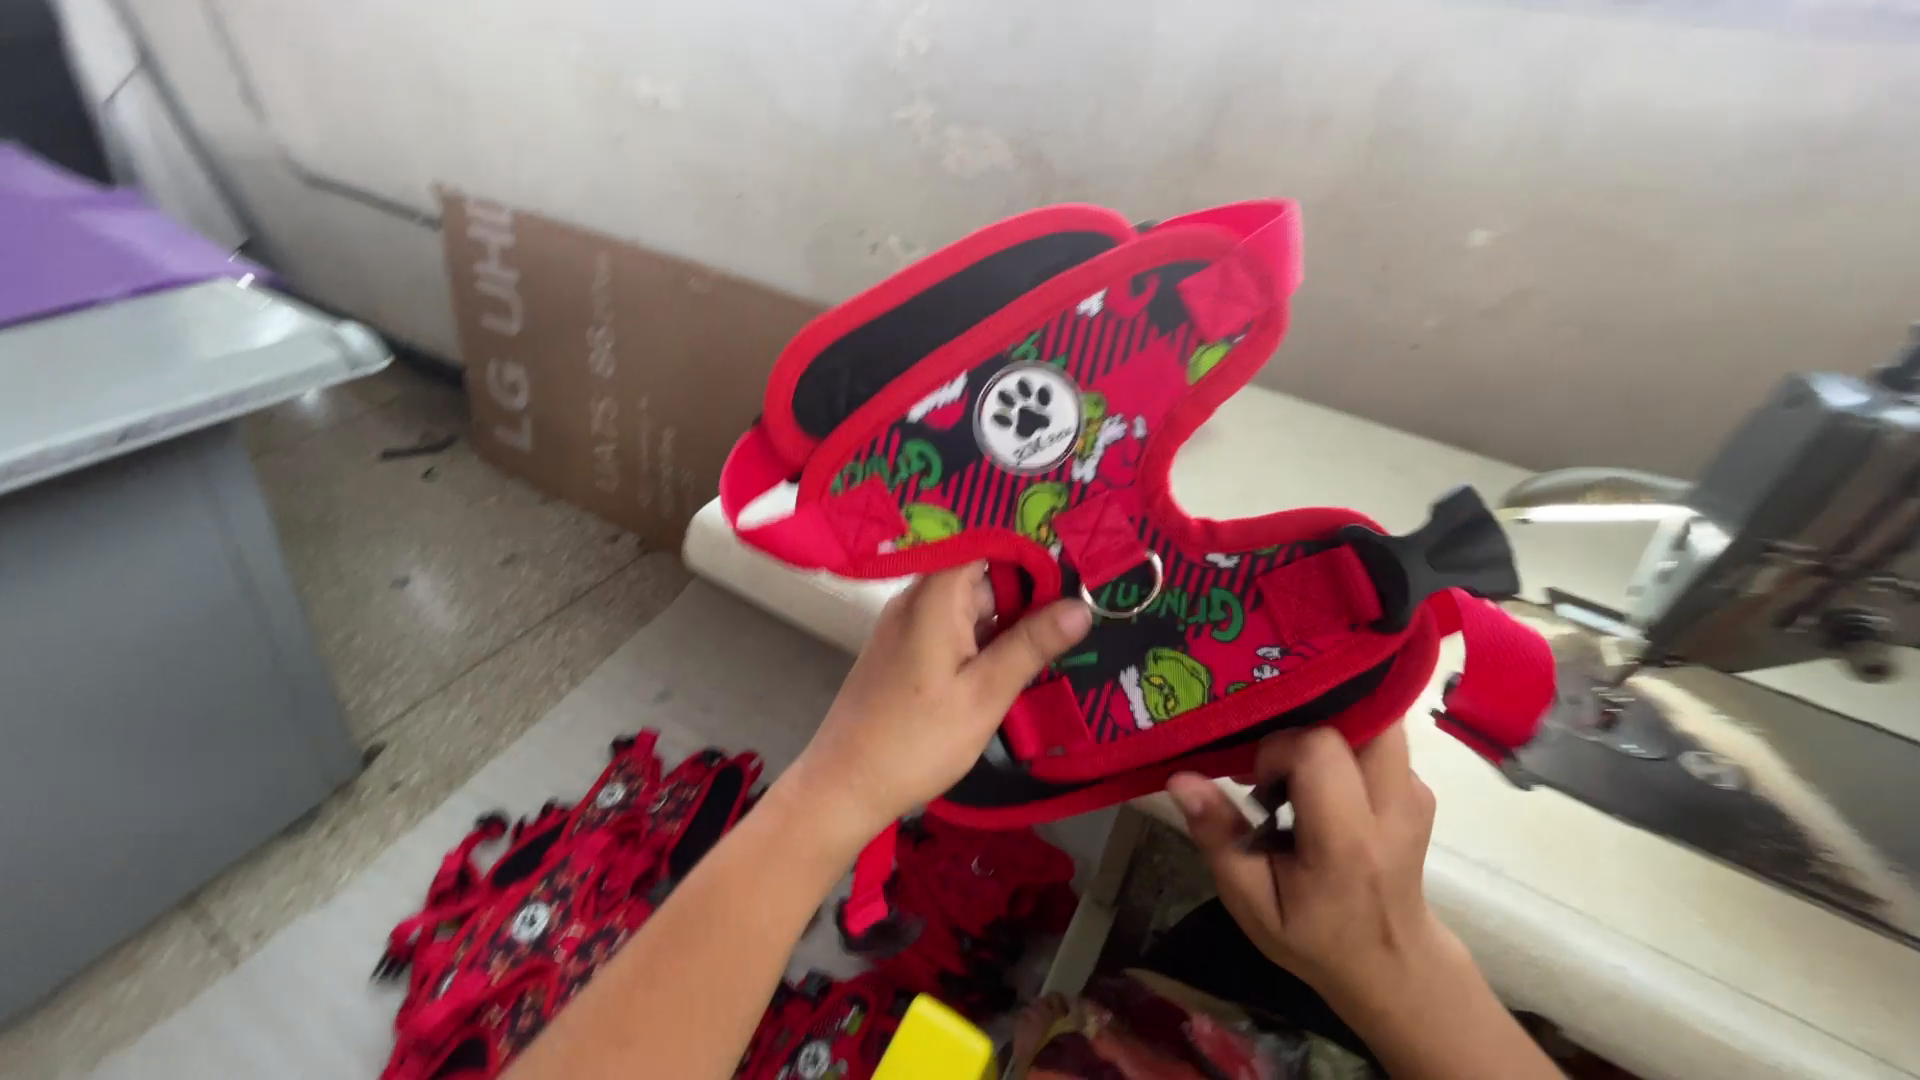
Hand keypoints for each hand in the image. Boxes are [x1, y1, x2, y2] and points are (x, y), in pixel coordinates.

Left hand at [789, 563, 1091, 840]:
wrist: (845, 785)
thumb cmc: (917, 740)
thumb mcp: (985, 694)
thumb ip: (1032, 644)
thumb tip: (1082, 605)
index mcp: (935, 595)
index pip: (988, 543)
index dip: (1032, 550)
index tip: (1076, 566)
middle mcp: (917, 598)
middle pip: (982, 573)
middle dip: (1029, 590)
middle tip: (1082, 608)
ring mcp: (908, 624)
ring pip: (971, 604)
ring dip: (1010, 617)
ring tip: (1062, 632)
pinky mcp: (905, 650)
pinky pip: (954, 627)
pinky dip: (985, 637)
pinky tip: (1016, 659)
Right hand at [1165, 724, 1464, 1007]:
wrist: (1389, 963)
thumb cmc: (1312, 933)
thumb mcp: (1250, 901)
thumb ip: (1218, 837)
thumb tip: (1181, 778)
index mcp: (1348, 842)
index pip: (1319, 750)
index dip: (1277, 750)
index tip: (1257, 782)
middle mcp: (1393, 809)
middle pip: (1364, 718)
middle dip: (1313, 717)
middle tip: (1278, 748)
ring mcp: (1414, 795)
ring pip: (1376, 719)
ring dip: (1330, 724)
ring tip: (1296, 759)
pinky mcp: (1418, 788)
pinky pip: (1379, 736)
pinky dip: (1345, 738)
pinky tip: (1319, 773)